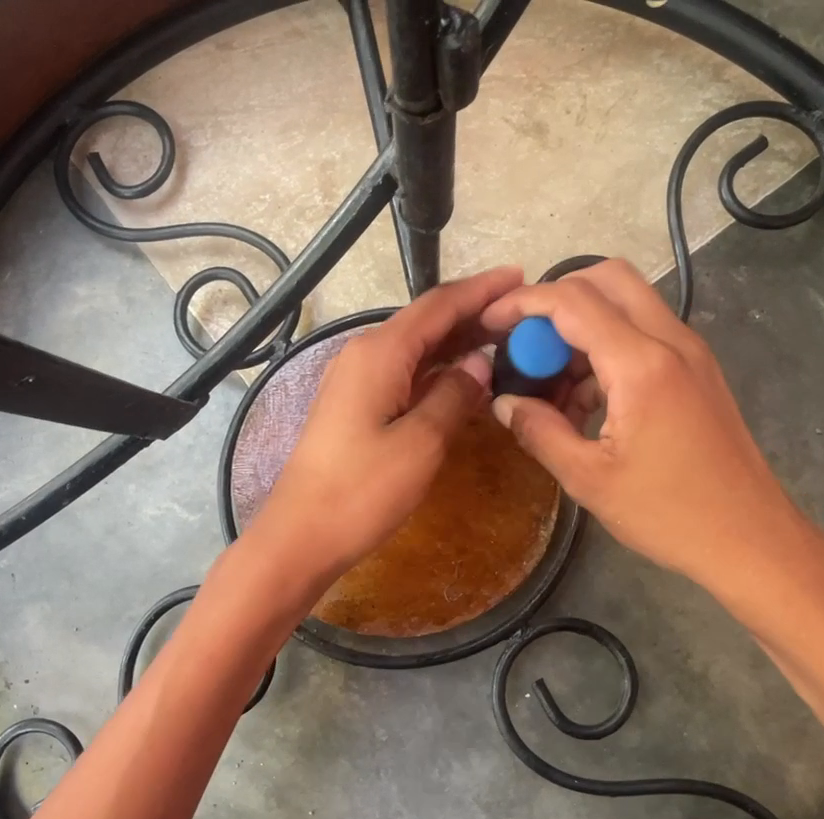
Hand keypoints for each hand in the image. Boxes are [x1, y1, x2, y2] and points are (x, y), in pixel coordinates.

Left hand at [247, 267, 522, 581]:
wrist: (301, 536)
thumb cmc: (361, 491)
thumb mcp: (420, 444)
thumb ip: (454, 397)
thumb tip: (479, 364)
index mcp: (380, 353)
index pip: (438, 305)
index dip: (481, 290)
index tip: (521, 277)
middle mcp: (363, 355)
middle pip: (425, 323)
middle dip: (472, 315)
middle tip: (522, 317)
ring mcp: (354, 382)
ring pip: (414, 350)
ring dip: (455, 345)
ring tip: (503, 343)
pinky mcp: (352, 408)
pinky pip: (402, 376)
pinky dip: (435, 373)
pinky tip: (463, 382)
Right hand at [480, 259, 819, 591]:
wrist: (749, 538)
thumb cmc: (667, 514)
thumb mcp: (588, 479)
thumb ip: (539, 431)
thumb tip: (504, 402)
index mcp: (641, 364)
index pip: (572, 301)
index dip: (522, 303)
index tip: (488, 323)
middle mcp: (670, 342)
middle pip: (608, 279)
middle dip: (556, 298)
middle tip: (524, 343)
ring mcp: (690, 354)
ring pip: (628, 304)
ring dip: (582, 327)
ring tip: (550, 385)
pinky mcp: (697, 372)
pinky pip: (644, 335)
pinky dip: (606, 348)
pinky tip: (584, 401)